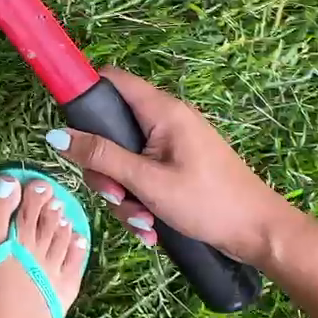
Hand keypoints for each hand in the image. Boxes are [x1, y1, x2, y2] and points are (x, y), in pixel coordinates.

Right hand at [46, 67, 299, 266]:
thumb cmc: (209, 203)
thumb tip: (56, 136)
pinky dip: (138, 201)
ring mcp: (170, 146)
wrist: (261, 236)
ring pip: (121, 161)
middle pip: (109, 132)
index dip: (85, 94)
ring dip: (121, 193)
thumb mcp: (146, 181)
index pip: (112, 81)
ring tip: (141, 220)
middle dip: (104, 169)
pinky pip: (139, 177)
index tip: (66, 125)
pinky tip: (150, 226)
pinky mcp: (174, 168)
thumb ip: (100, 156)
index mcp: (163, 113)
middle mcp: (165, 123)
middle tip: (115, 194)